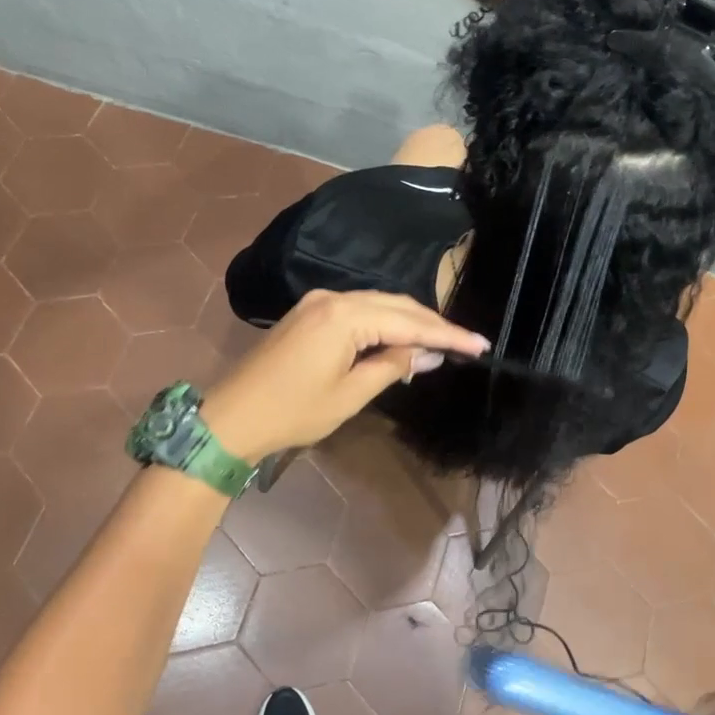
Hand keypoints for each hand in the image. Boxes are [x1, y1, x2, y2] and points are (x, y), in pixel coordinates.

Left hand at [202, 290, 488, 460]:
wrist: (233, 416)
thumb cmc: (293, 411)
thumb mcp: (349, 395)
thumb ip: (393, 367)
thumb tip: (428, 354)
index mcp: (344, 316)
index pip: (408, 321)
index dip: (447, 334)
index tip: (480, 344)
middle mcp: (332, 298)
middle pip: (395, 304)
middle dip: (432, 324)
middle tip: (468, 343)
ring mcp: (317, 303)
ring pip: (378, 304)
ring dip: (409, 321)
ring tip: (442, 342)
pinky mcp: (308, 313)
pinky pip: (358, 310)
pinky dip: (385, 322)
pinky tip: (402, 338)